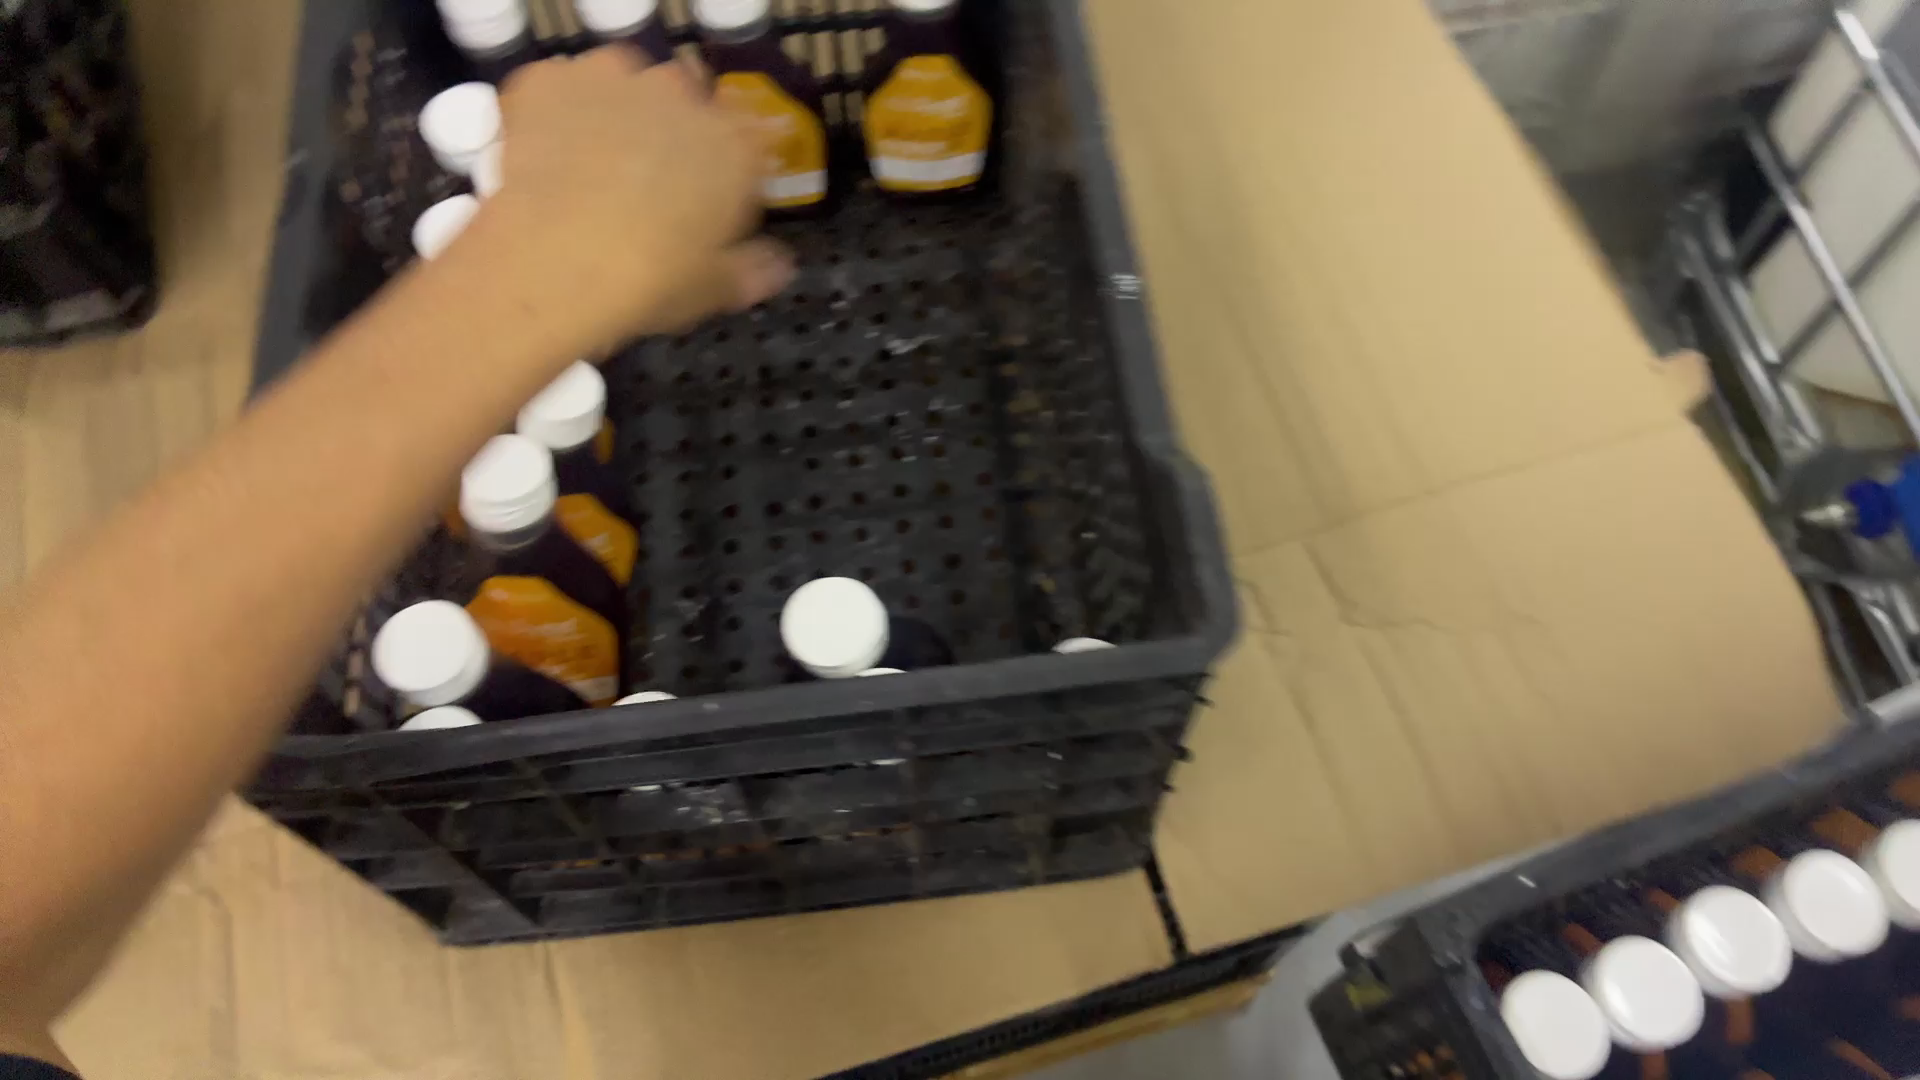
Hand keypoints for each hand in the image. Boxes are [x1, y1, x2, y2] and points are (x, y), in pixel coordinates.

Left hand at [453, 47, 793, 354]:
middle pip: (691, 102)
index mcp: (735, 149)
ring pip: (630, 82)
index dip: (742, 164)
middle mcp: (681, 99)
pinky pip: (568, 86)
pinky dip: (568, 111)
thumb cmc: (654, 280)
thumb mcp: (718, 289)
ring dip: (628, 112)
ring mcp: (614, 80)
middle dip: (683, 132)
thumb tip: (778, 265)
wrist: (554, 262)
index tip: (729, 192)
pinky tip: (560, 152)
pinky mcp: (551, 80)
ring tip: (609, 161)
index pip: (757, 136)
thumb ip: (755, 270)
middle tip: (664, 182)